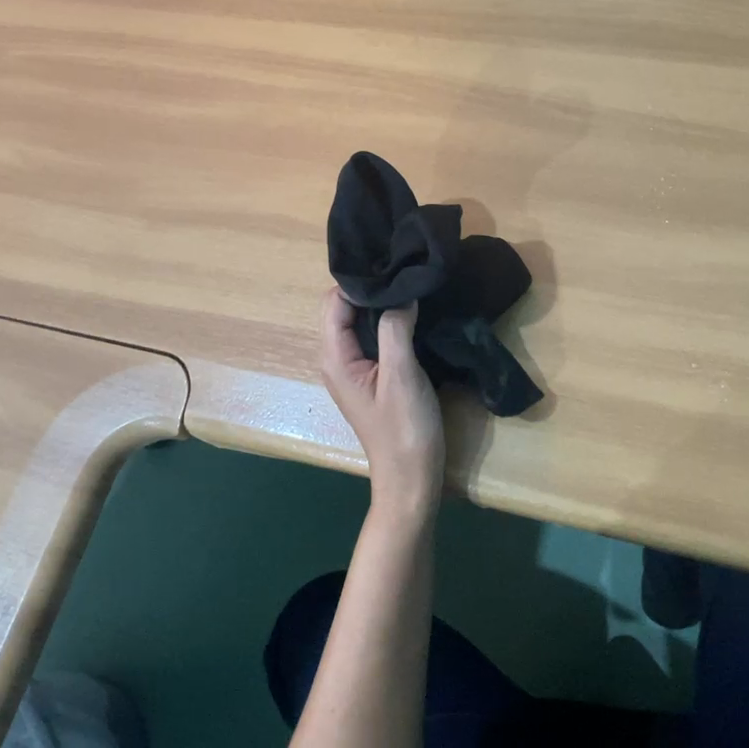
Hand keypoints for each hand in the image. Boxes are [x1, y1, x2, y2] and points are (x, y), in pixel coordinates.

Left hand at [320, 289, 444, 515]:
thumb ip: (395, 329)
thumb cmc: (405, 429)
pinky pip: (372, 336)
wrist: (412, 479)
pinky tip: (411, 314)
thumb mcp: (402, 375)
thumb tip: (401, 293)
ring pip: (358, 321)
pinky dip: (387, 321)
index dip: (360, 282)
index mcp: (335, 358)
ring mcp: (354, 368)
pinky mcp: (372, 375)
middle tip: (405, 273)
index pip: (335, 302)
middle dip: (370, 288)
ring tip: (410, 287)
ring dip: (380, 304)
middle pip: (343, 308)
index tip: (393, 268)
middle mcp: (337, 359)